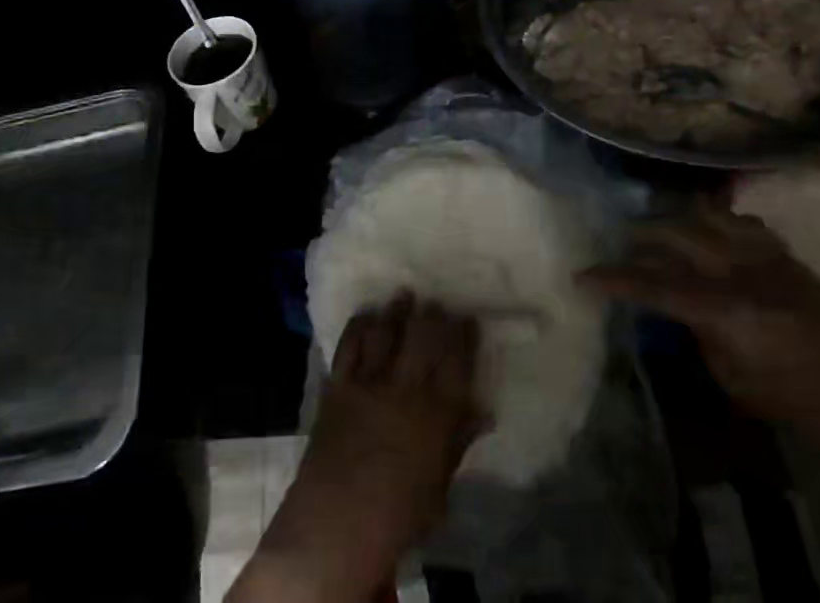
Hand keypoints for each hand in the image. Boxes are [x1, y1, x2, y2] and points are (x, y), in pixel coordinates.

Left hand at [229, 293, 479, 602]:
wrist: (335, 526)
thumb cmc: (398, 514)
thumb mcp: (440, 484)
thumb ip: (459, 441)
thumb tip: (484, 415)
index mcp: (439, 413)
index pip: (459, 360)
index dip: (465, 334)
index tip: (468, 318)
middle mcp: (408, 388)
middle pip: (424, 336)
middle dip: (433, 314)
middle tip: (436, 302)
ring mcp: (370, 383)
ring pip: (387, 333)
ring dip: (397, 311)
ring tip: (404, 295)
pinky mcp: (339, 386)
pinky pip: (350, 346)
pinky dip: (360, 326)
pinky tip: (367, 315)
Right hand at [579, 202, 819, 468]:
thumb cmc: (803, 406)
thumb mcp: (736, 381)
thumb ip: (701, 333)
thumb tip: (678, 306)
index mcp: (730, 310)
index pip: (657, 285)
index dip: (615, 278)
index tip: (582, 274)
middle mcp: (746, 270)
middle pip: (678, 234)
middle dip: (641, 236)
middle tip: (617, 245)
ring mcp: (769, 256)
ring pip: (709, 215)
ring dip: (675, 218)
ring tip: (655, 229)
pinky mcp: (786, 254)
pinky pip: (740, 222)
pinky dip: (714, 221)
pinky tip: (706, 232)